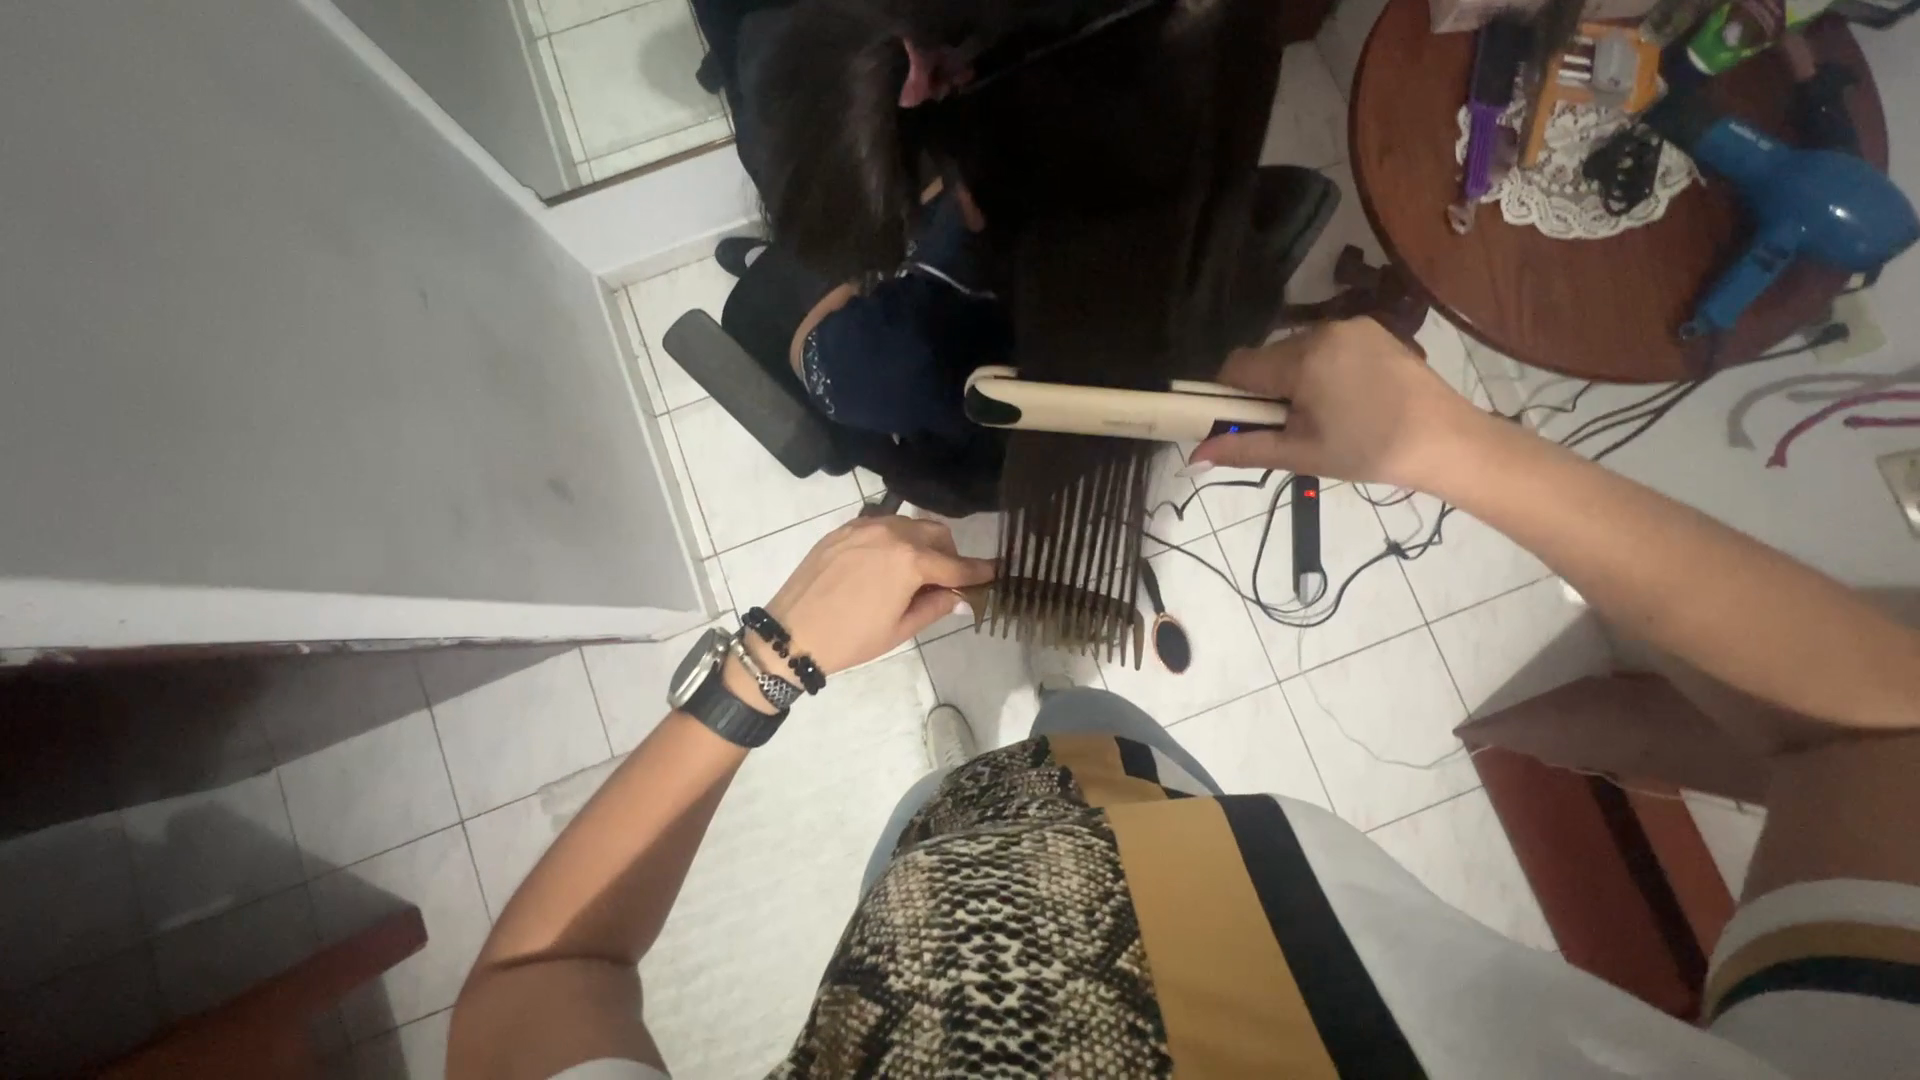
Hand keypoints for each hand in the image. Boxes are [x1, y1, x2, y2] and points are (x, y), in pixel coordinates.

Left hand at [759, 515, 994, 676]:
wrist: (791, 634)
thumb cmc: (851, 639)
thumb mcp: (899, 630)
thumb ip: (935, 607)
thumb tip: (958, 597)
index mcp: (910, 561)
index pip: (956, 566)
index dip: (979, 572)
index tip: (997, 572)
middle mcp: (892, 534)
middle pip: (936, 533)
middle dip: (948, 554)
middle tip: (945, 581)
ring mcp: (864, 527)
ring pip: (909, 524)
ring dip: (921, 543)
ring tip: (913, 572)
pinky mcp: (843, 529)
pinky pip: (880, 525)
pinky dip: (893, 539)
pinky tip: (884, 563)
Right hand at [1188, 317, 1492, 488]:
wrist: (1447, 441)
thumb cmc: (1368, 452)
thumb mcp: (1300, 454)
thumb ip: (1243, 449)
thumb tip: (1194, 456)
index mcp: (1302, 359)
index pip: (1236, 367)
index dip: (1226, 395)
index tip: (1237, 423)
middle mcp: (1323, 331)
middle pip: (1265, 357)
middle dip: (1262, 389)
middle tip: (1284, 426)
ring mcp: (1352, 327)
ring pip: (1294, 350)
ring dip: (1291, 379)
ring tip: (1319, 415)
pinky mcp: (1373, 330)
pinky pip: (1325, 345)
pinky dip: (1319, 369)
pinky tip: (1343, 399)